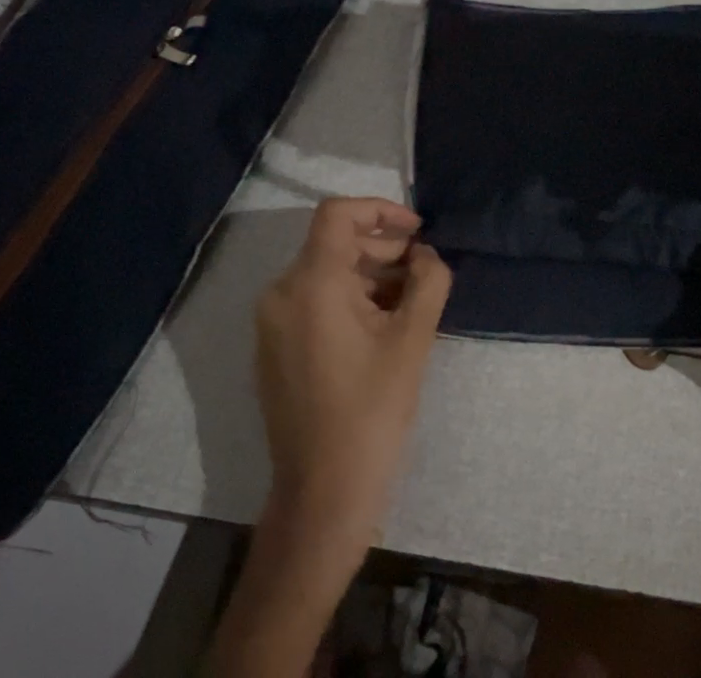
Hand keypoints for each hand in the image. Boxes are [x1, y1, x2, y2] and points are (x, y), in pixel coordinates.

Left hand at [255, 198, 451, 532]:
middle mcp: (281, 294)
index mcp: (310, 284)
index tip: (419, 231)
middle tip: (425, 270)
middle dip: (383, 248)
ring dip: (370, 275)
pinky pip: (312, 303)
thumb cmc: (372, 411)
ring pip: (324, 274)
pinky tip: (383, 326)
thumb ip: (428, 283)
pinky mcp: (275, 349)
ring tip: (412, 301)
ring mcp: (272, 324)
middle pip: (332, 244)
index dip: (381, 210)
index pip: (338, 215)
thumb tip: (427, 256)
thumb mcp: (412, 341)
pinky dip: (349, 299)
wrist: (323, 489)